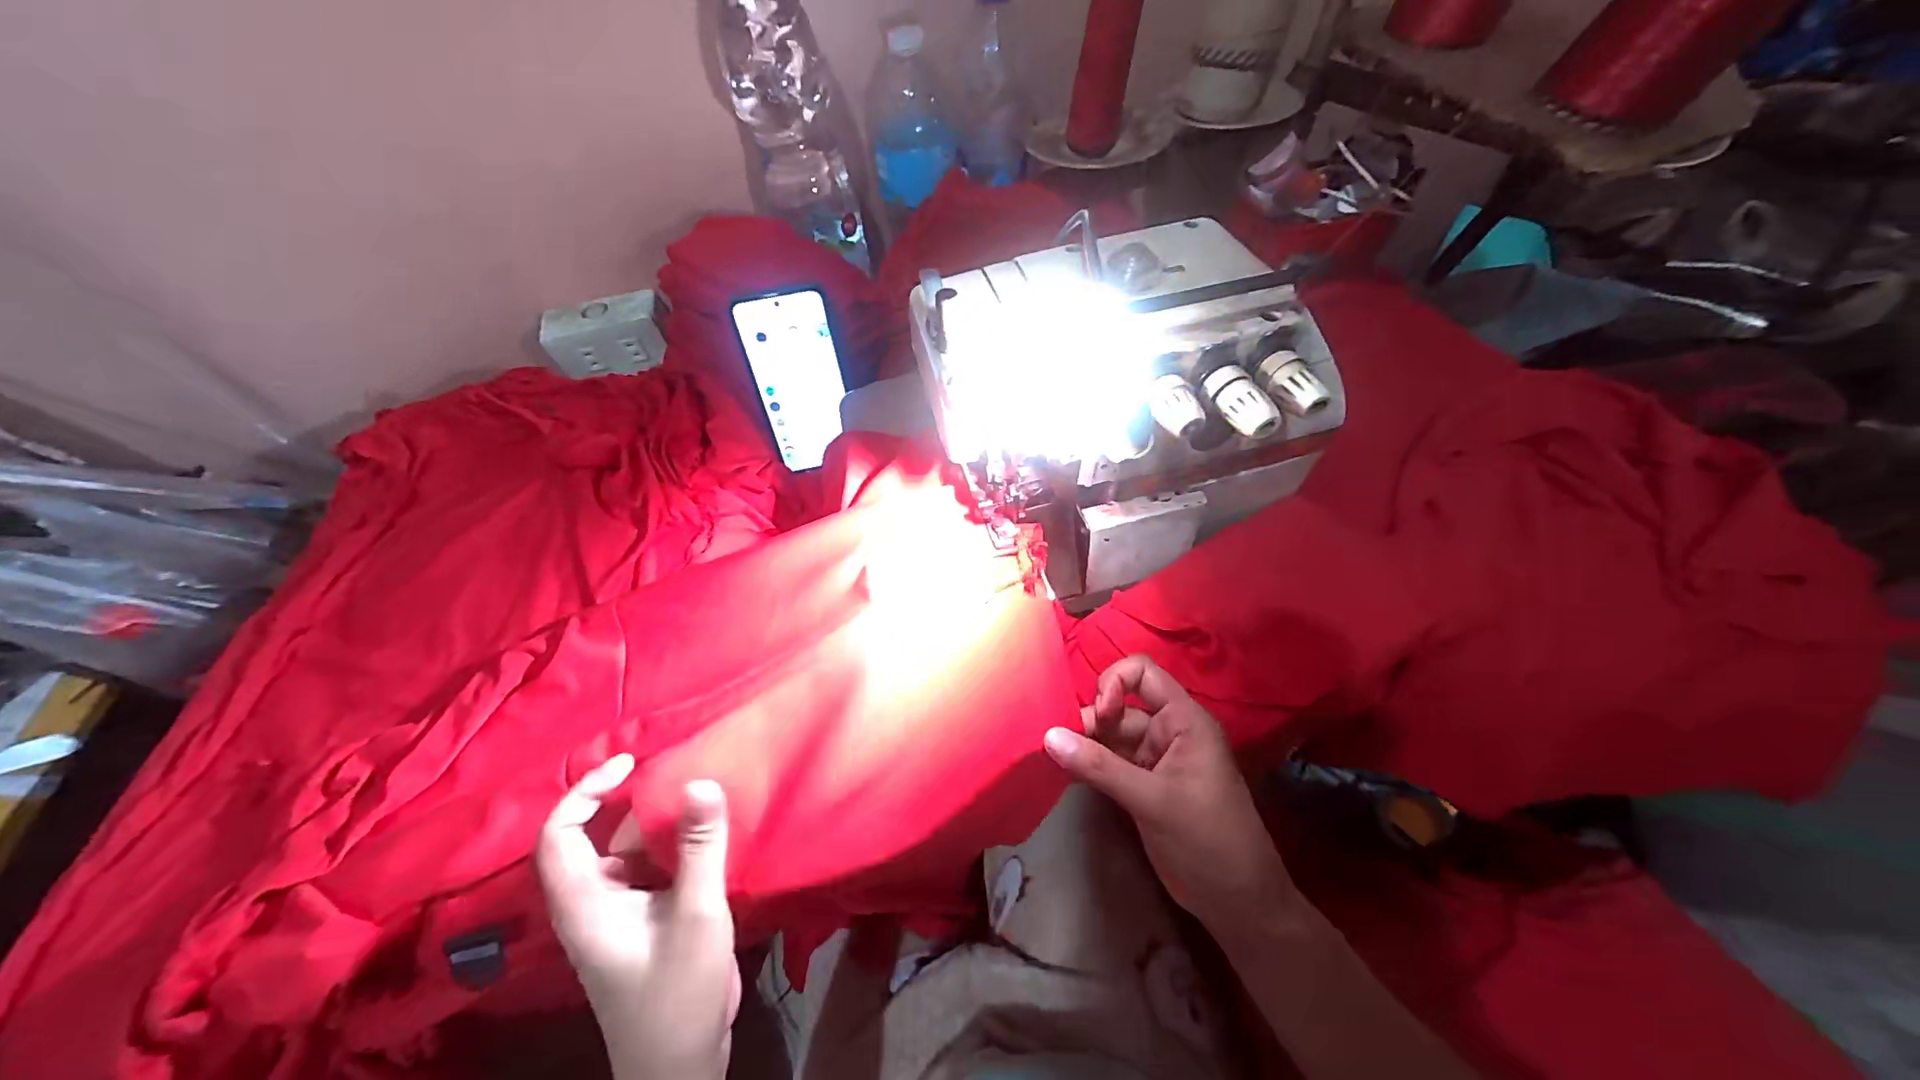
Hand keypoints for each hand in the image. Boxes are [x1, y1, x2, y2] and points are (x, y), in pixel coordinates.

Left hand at [537, 755, 739, 1079]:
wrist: (681, 1065)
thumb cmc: (677, 993)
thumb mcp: (696, 915)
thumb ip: (700, 847)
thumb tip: (701, 781)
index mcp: (583, 904)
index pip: (559, 836)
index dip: (584, 792)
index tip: (628, 764)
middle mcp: (592, 904)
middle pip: (593, 837)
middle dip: (629, 800)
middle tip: (672, 770)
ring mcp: (618, 914)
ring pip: (626, 852)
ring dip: (655, 822)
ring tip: (696, 794)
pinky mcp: (644, 922)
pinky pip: (650, 869)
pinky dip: (672, 845)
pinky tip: (705, 833)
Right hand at [1043, 656, 1299, 932]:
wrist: (1238, 902)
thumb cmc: (1208, 841)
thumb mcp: (1153, 801)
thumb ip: (1100, 767)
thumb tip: (1048, 735)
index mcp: (1183, 721)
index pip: (1142, 673)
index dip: (1114, 683)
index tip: (1098, 716)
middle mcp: (1168, 731)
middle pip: (1119, 706)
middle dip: (1090, 719)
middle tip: (1061, 745)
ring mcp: (1154, 759)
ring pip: (1110, 735)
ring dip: (1084, 742)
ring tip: (1055, 758)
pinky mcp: (1142, 785)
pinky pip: (1109, 761)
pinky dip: (1088, 763)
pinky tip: (1066, 770)